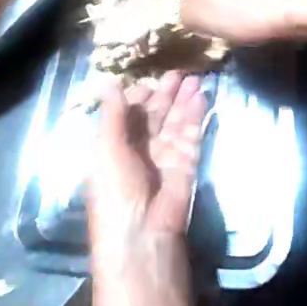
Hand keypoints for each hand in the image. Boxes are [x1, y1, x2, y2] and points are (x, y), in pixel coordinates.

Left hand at [86, 71, 207, 267]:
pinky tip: (200, 96)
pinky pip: (190, 134)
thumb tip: (110, 82)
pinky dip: (195, 115)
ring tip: (195, 77)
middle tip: (179, 72)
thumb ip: (112, 115)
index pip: (127, 114)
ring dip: (183, 100)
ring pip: (175, 121)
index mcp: (113, 147)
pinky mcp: (185, 163)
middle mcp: (138, 149)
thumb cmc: (115, 191)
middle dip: (165, 94)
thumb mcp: (106, 149)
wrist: (143, 233)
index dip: (137, 96)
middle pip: (154, 115)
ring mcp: (163, 156)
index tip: (148, 79)